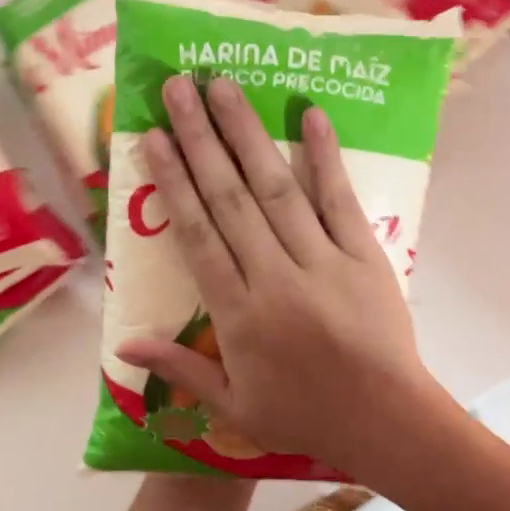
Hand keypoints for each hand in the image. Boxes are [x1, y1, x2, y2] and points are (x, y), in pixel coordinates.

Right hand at [116, 76, 453, 476]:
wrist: (386, 423)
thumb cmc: (306, 418)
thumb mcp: (235, 406)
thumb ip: (180, 369)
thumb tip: (123, 346)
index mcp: (238, 315)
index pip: (197, 235)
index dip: (173, 182)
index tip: (153, 138)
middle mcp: (274, 277)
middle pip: (230, 198)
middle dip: (201, 139)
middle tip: (179, 87)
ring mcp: (322, 262)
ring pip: (276, 189)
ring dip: (247, 135)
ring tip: (224, 86)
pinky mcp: (364, 256)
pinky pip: (339, 200)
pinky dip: (325, 158)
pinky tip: (310, 115)